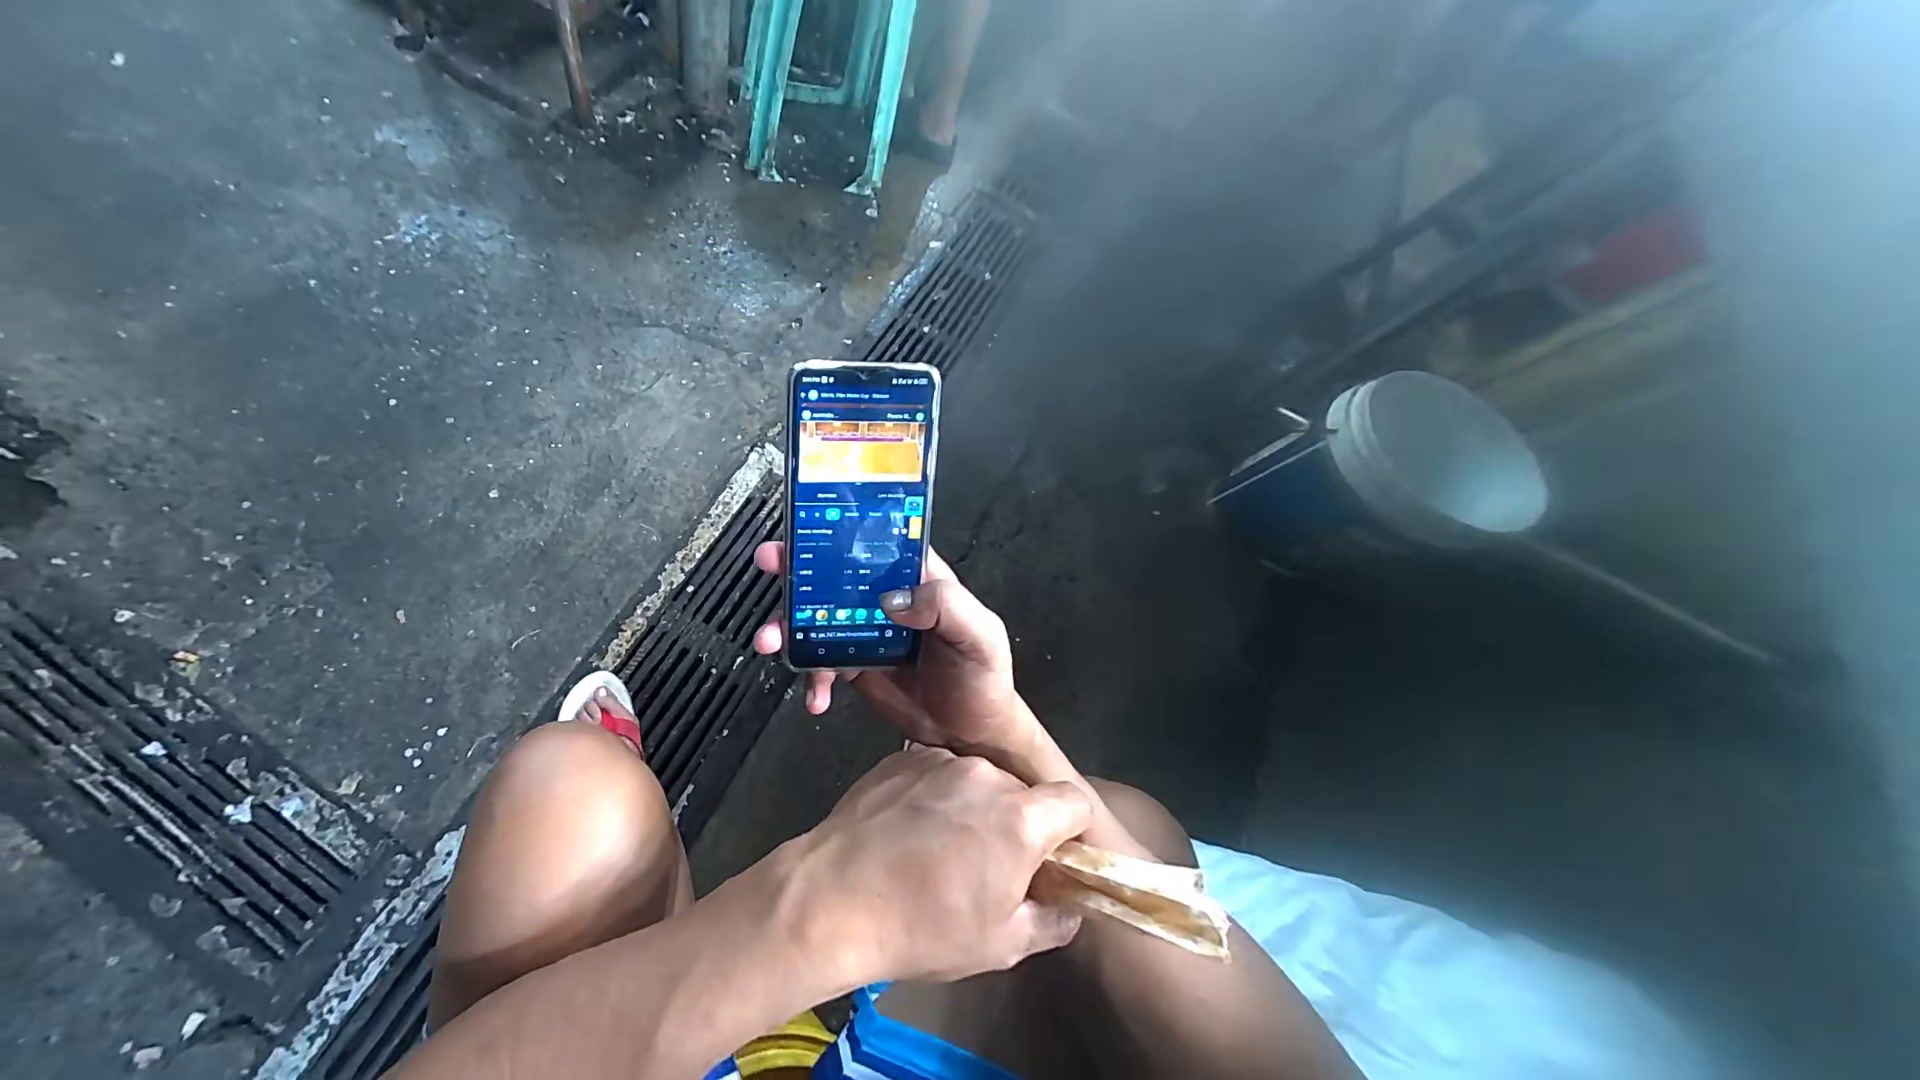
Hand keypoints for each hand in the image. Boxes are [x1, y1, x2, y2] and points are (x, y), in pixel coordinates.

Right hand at [752, 542, 1030, 755]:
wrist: (970, 734)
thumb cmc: (984, 678)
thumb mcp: (979, 634)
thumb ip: (946, 606)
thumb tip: (895, 598)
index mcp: (920, 579)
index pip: (880, 544)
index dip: (845, 532)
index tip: (811, 526)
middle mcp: (889, 599)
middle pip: (836, 574)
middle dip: (799, 567)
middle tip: (772, 563)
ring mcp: (867, 632)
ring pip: (818, 617)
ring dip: (788, 626)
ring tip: (771, 642)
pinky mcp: (855, 665)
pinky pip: (821, 662)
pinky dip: (810, 677)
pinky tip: (816, 696)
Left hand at [788, 747, 1089, 984]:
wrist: (832, 898)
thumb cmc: (921, 928)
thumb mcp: (998, 945)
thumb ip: (1049, 922)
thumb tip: (1069, 908)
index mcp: (1020, 819)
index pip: (1073, 801)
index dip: (1071, 828)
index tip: (1052, 855)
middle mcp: (986, 776)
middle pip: (1022, 793)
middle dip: (1016, 823)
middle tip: (986, 863)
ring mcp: (941, 761)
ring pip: (978, 781)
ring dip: (973, 806)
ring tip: (936, 846)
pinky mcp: (904, 757)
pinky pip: (938, 772)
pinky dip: (935, 795)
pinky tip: (907, 828)